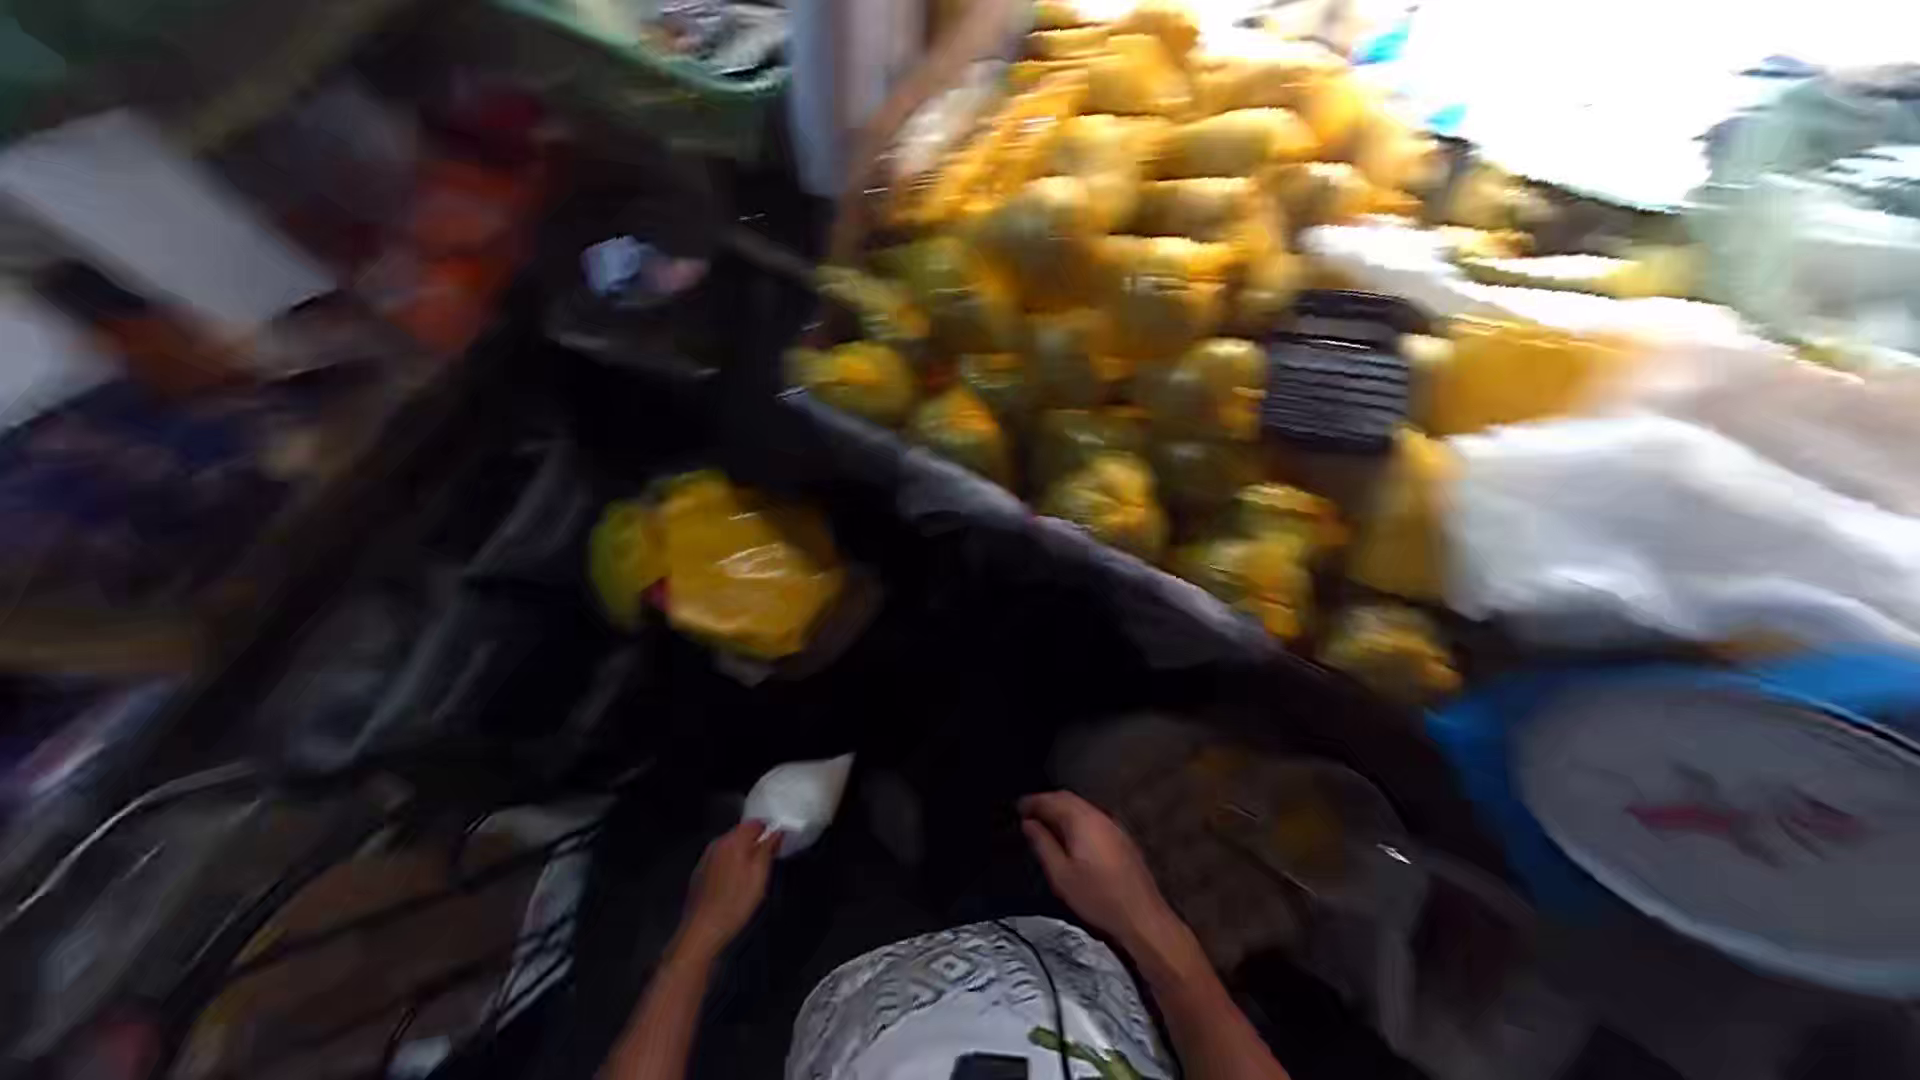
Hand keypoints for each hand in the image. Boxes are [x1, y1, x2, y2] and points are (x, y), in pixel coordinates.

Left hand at [675, 820, 779, 961]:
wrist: (702, 932)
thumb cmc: (736, 902)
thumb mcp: (760, 873)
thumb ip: (769, 847)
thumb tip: (777, 831)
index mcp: (733, 840)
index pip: (755, 822)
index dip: (769, 831)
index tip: (777, 845)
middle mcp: (716, 844)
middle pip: (742, 834)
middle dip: (756, 844)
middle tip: (767, 863)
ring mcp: (706, 859)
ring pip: (731, 848)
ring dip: (743, 856)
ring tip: (752, 877)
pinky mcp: (699, 874)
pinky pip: (720, 862)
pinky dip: (730, 867)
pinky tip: (734, 886)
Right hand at [1019, 791, 1180, 952]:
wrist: (1142, 917)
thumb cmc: (1098, 898)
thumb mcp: (1061, 875)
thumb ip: (1042, 844)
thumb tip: (1029, 824)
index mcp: (1082, 820)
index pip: (1052, 800)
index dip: (1032, 802)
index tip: (1018, 808)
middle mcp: (1099, 816)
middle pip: (1068, 798)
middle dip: (1046, 802)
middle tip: (1028, 812)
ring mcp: (1113, 825)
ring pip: (1082, 807)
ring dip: (1062, 810)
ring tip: (1045, 823)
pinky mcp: (1122, 837)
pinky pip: (1093, 817)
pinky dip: (1076, 818)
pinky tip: (1070, 835)